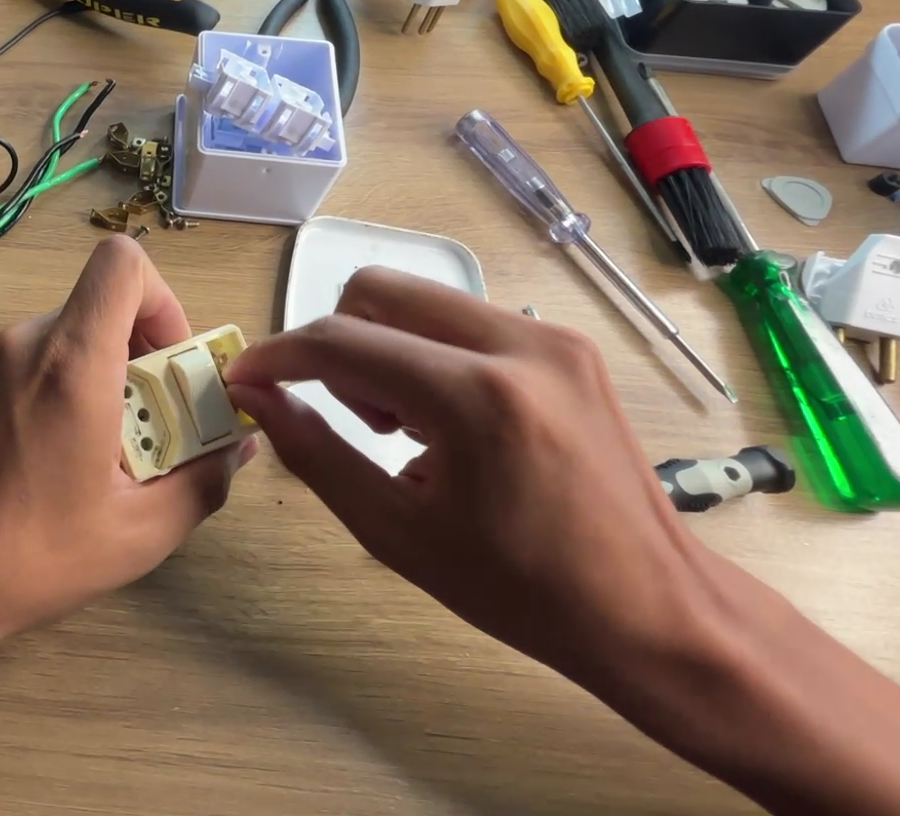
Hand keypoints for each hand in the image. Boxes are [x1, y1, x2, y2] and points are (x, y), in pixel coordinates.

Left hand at [0, 236, 253, 685]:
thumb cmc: (32, 555)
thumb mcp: (140, 532)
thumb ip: (203, 479)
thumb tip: (236, 446)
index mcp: (72, 362)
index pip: (122, 262)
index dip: (164, 298)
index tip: (174, 363)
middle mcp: (29, 342)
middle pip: (105, 302)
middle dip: (148, 350)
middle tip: (161, 421)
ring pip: (76, 332)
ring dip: (113, 372)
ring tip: (120, 447)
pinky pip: (45, 356)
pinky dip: (76, 383)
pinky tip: (74, 451)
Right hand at [223, 266, 717, 678]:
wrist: (655, 609)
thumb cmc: (518, 588)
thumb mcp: (392, 530)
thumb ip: (313, 451)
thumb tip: (256, 397)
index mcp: (476, 399)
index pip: (341, 341)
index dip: (277, 356)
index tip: (244, 378)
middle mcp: (517, 344)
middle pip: (375, 290)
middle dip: (333, 342)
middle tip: (349, 414)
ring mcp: (549, 335)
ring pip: (415, 298)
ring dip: (379, 346)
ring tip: (401, 425)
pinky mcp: (564, 343)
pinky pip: (456, 319)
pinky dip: (421, 352)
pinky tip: (440, 418)